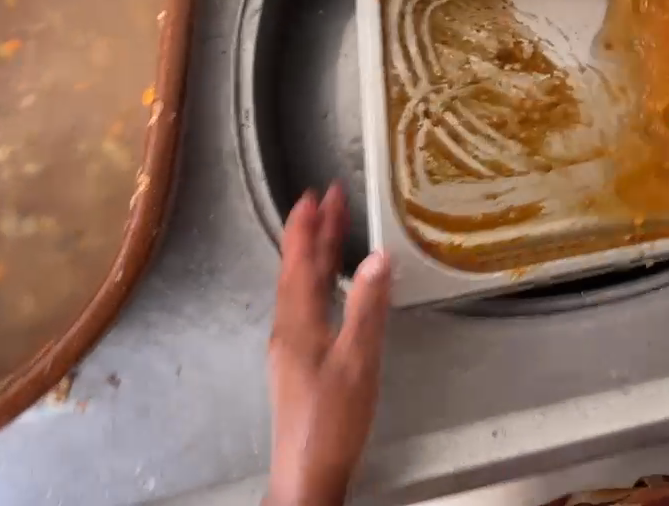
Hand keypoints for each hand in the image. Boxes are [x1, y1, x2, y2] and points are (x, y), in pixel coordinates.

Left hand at [266, 186, 390, 505]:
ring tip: (332, 227)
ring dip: (316, 254)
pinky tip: (334, 280)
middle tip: (328, 199)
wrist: (308, 474)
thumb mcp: (358, 360)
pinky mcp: (301, 360)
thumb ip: (369, 306)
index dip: (306, 228)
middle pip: (299, 271)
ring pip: (303, 287)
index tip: (314, 194)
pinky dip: (320, 279)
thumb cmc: (333, 418)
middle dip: (313, 233)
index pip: (300, 263)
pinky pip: (308, 303)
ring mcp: (293, 345)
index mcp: (297, 323)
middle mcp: (289, 328)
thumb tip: (380, 255)